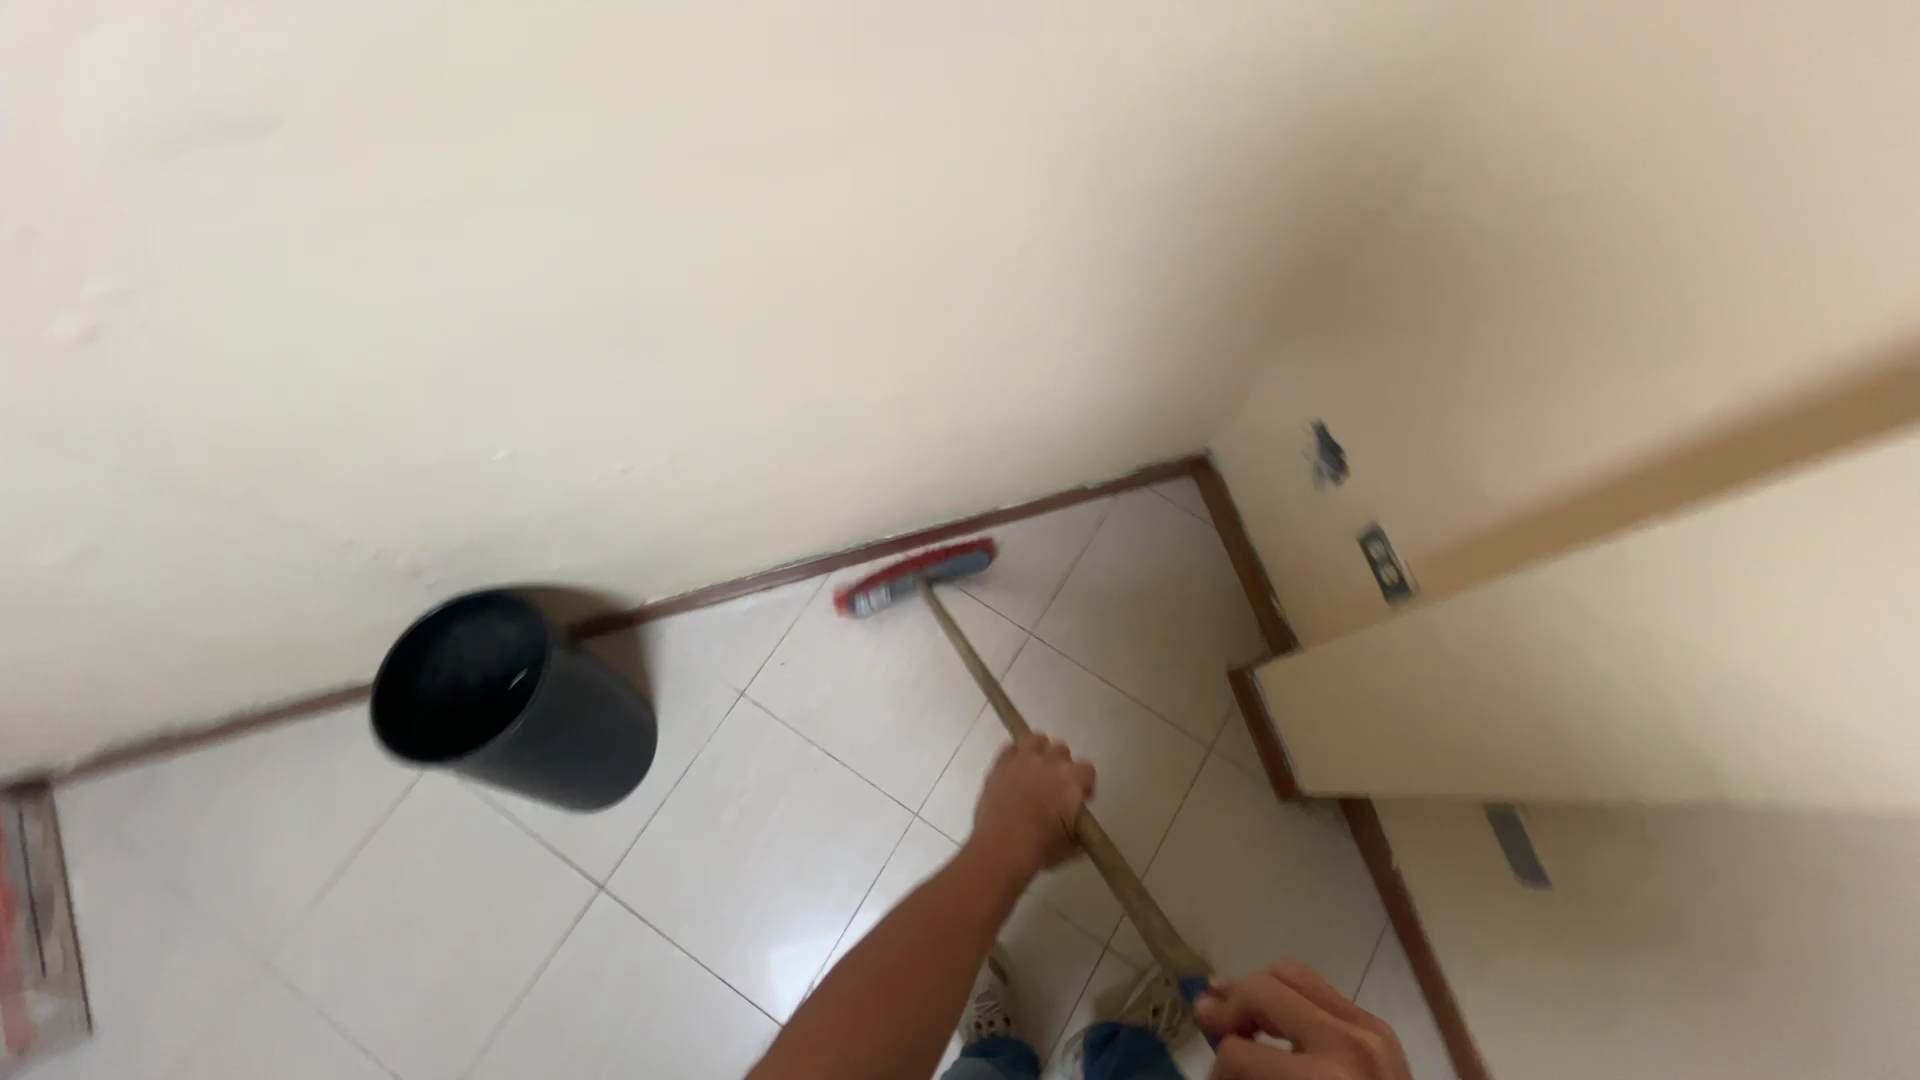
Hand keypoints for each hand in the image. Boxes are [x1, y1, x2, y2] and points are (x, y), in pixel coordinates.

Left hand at [969, 735, 1094, 877]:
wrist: (1002, 845)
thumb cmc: (1043, 847)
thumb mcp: (1074, 843)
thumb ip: (1081, 825)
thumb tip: (1079, 823)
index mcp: (1073, 778)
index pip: (1088, 770)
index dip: (1084, 784)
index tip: (1077, 799)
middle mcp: (1050, 761)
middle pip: (1062, 751)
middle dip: (1061, 766)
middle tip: (1053, 787)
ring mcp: (1023, 759)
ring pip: (1036, 740)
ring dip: (1039, 751)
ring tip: (1034, 770)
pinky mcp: (1001, 763)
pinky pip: (1011, 748)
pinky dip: (1014, 756)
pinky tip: (1013, 771)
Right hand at [1197, 962, 1412, 1079]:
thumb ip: (1250, 1075)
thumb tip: (1212, 1050)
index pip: (1239, 1055)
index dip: (1216, 1072)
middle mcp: (1346, 1044)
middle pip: (1261, 992)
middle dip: (1227, 1011)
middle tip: (1208, 1024)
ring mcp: (1368, 1030)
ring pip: (1287, 974)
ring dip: (1255, 994)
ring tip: (1235, 1013)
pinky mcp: (1379, 1028)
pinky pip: (1316, 988)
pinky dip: (1287, 998)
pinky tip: (1273, 1021)